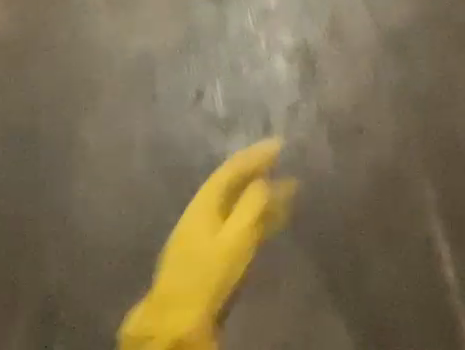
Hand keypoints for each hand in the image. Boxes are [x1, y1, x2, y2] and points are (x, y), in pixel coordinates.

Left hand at [119, 139, 297, 349]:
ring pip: (235, 205)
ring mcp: (202, 233)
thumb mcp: (235, 238)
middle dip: (259, 172)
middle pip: (232, 184)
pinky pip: (236, 224)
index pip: (232, 168)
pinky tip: (270, 222)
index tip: (280, 144)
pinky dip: (255, 217)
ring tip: (287, 190)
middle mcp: (201, 211)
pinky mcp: (208, 253)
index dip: (256, 154)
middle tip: (285, 163)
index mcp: (204, 202)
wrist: (177, 321)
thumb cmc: (208, 274)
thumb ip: (251, 206)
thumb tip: (264, 178)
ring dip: (259, 195)